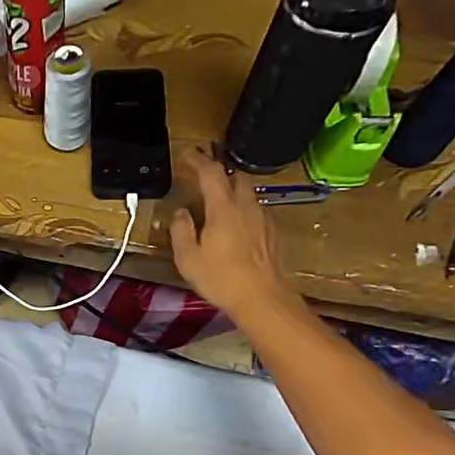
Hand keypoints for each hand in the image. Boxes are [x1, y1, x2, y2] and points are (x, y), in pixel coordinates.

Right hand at [170, 146, 300, 322]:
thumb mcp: (188, 258)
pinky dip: (243, 210)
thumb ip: (181, 230)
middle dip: (220, 172)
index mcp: (223, 209)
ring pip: (248, 194)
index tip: (187, 154)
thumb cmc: (221, 279)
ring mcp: (264, 219)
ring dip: (232, 192)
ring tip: (218, 204)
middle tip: (204, 176)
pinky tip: (235, 228)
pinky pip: (256, 212)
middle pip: (236, 176)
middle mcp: (247, 207)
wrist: (264, 300)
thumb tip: (181, 213)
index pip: (211, 172)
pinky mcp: (273, 234)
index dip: (198, 159)